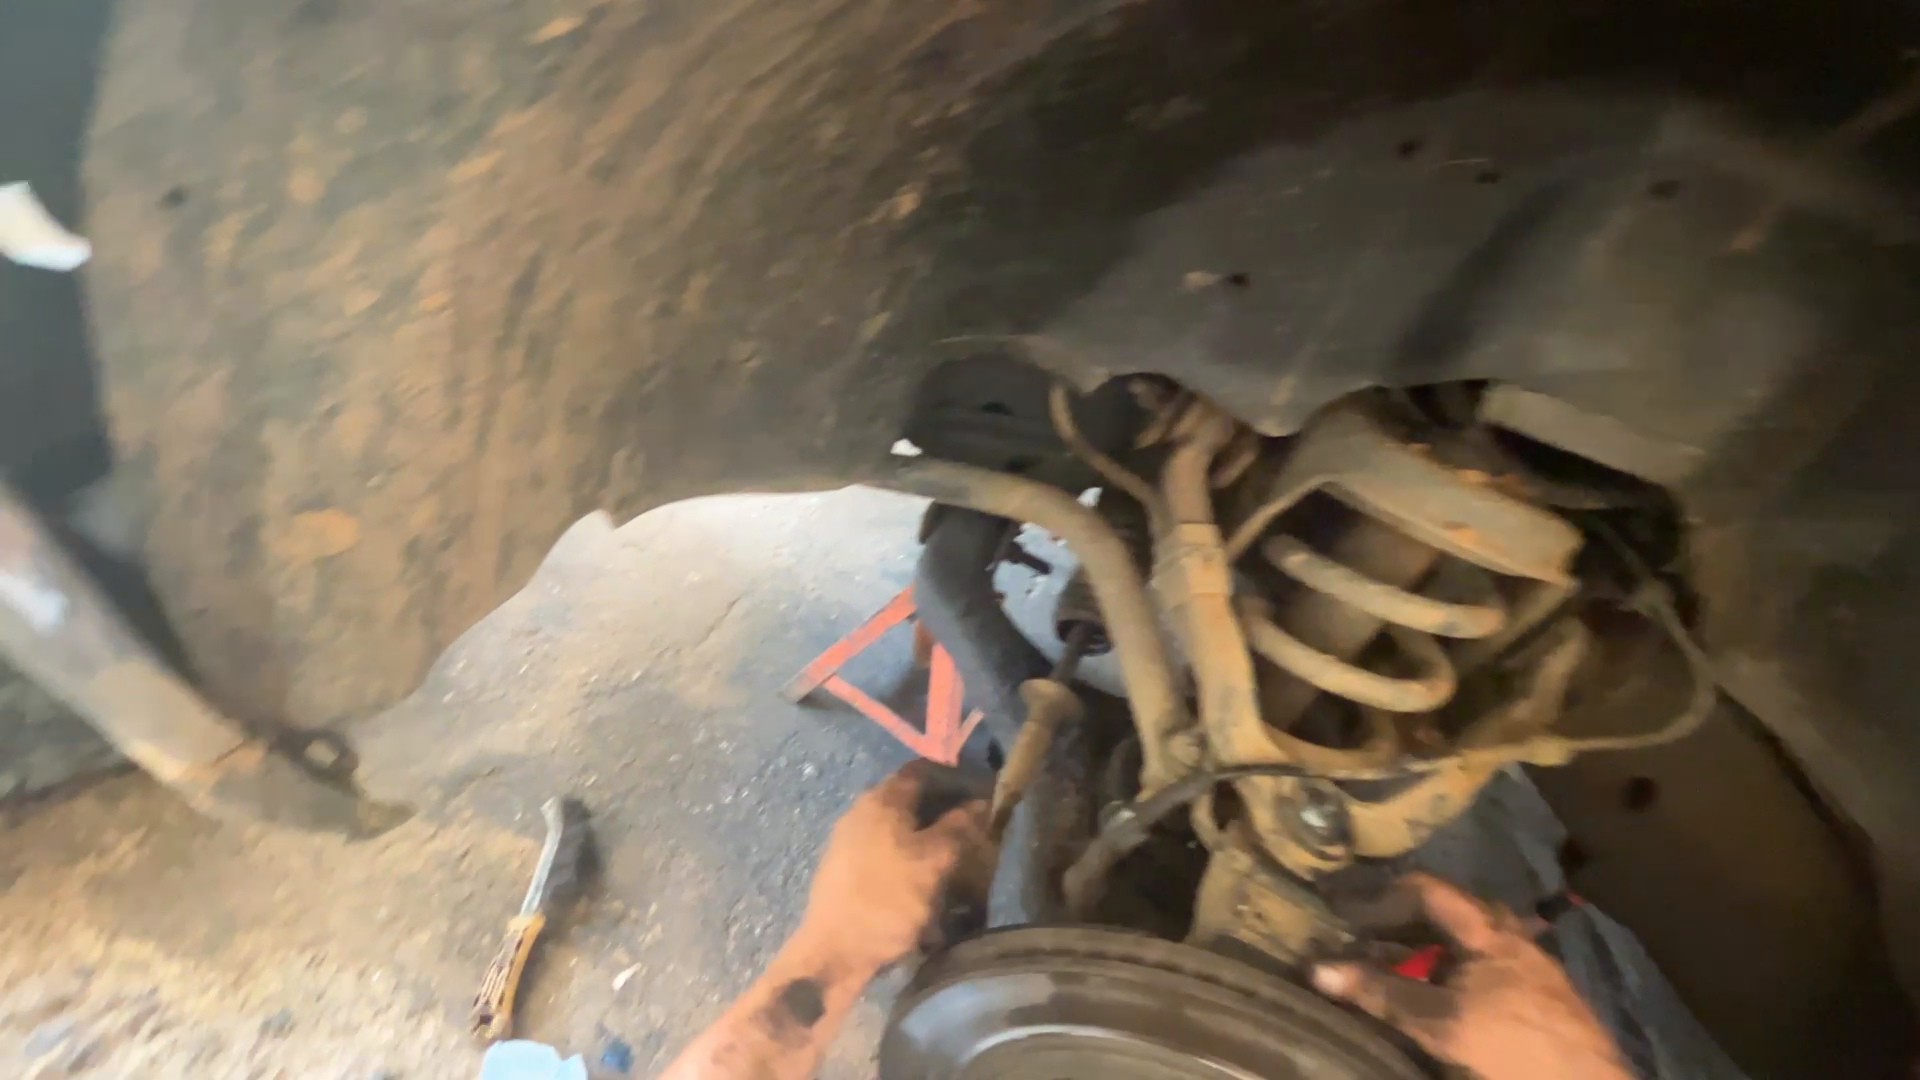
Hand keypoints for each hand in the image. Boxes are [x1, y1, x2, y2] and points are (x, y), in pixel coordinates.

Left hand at [799, 762, 987, 973]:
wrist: (833, 953)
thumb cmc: (887, 899)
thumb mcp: (934, 862)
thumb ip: (959, 826)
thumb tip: (979, 801)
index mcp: (882, 798)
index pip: (923, 769)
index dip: (953, 775)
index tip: (979, 790)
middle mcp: (862, 809)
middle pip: (910, 796)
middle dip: (942, 807)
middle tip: (972, 824)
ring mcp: (850, 838)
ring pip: (898, 824)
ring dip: (925, 833)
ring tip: (954, 853)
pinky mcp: (846, 866)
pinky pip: (885, 847)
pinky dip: (908, 853)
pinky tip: (924, 875)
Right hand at [1312, 874, 1631, 1079]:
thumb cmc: (1516, 1051)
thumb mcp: (1441, 1023)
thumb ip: (1381, 992)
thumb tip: (1316, 969)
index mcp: (1490, 931)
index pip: (1425, 888)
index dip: (1381, 894)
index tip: (1346, 907)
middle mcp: (1512, 940)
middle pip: (1447, 913)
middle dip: (1402, 919)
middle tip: (1364, 930)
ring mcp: (1532, 972)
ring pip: (1466, 944)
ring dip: (1425, 948)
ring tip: (1392, 964)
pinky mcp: (1543, 1006)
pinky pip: (1482, 969)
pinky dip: (1447, 972)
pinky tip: (1435, 995)